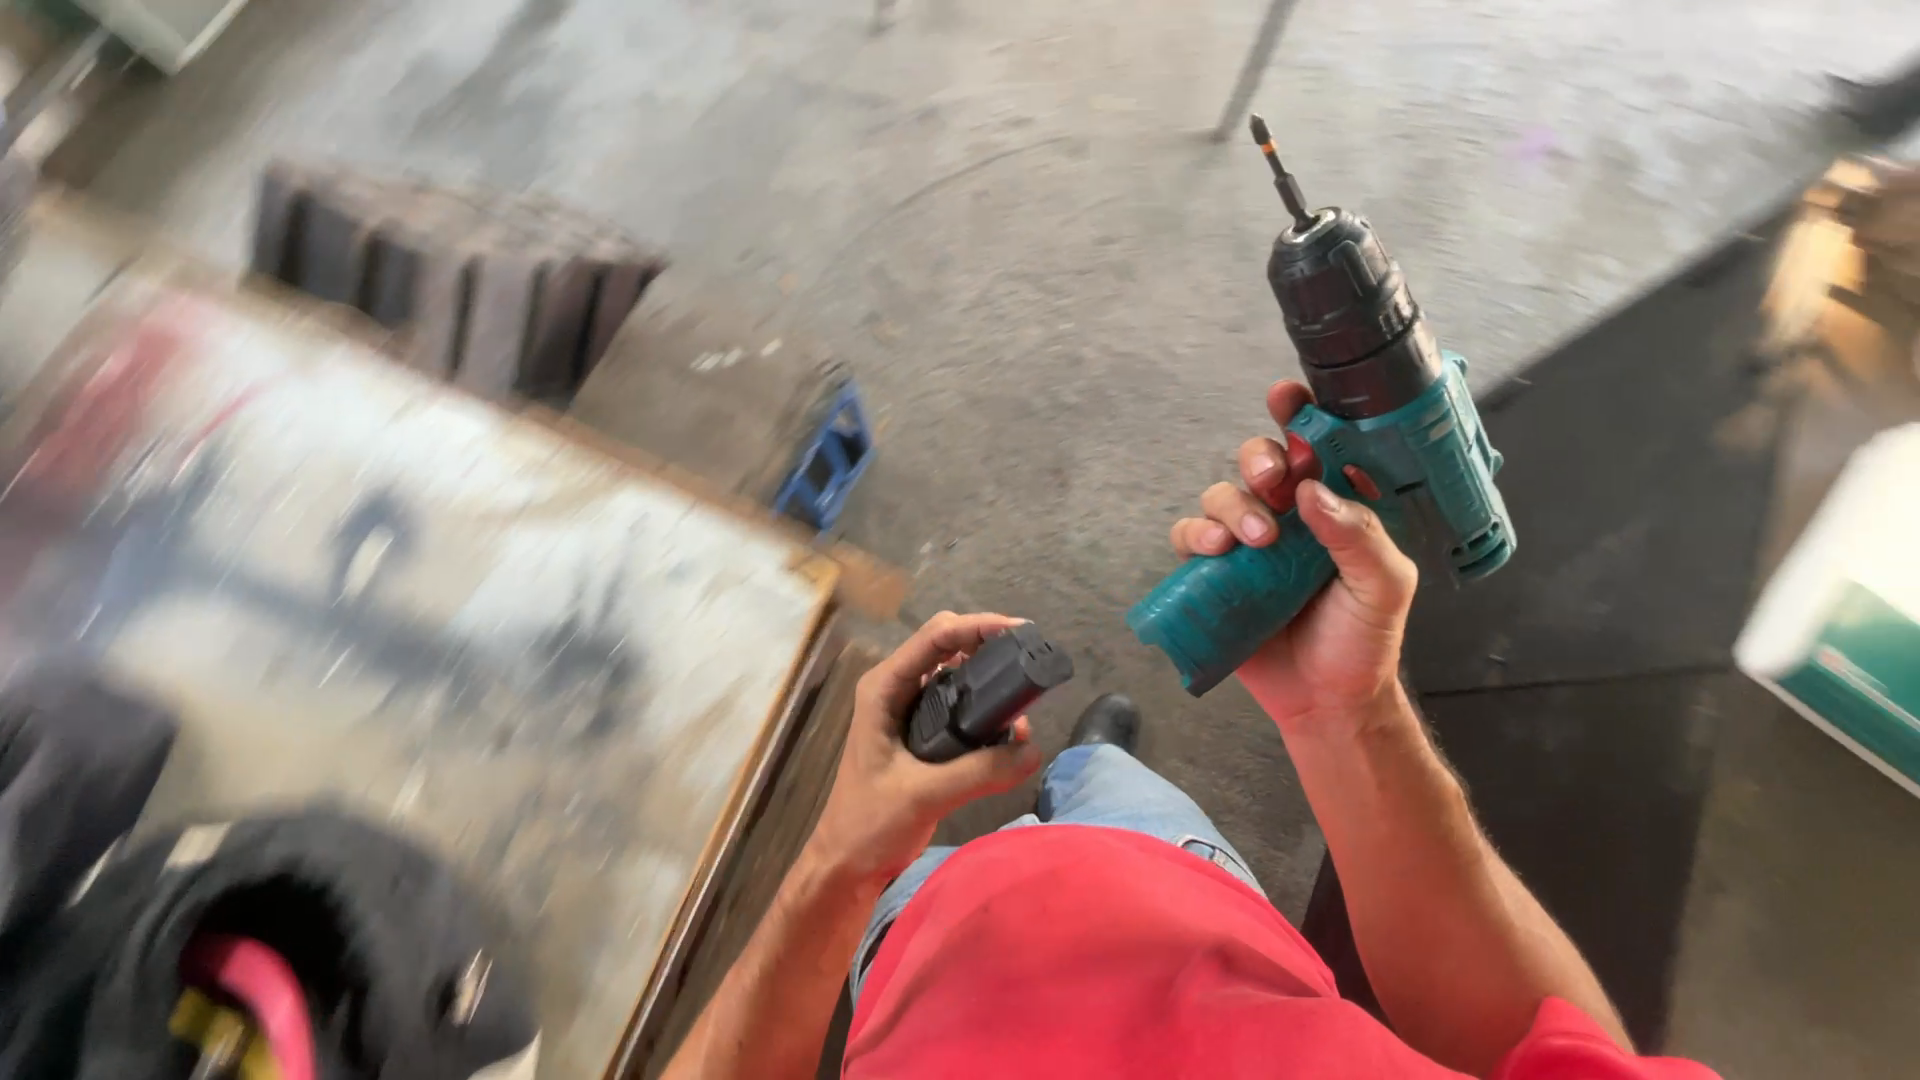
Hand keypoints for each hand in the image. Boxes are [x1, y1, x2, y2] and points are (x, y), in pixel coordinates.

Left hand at [806, 612, 1044, 887]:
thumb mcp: (924, 795)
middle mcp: (896, 688)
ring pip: (956, 672)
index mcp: (884, 688)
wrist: (847, 862)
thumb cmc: (869, 823)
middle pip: (947, 645)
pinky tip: (1012, 726)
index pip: (934, 638)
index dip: (976, 626)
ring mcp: (909, 708)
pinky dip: (986, 706)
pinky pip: (960, 703)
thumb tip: (1033, 749)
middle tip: (1028, 658)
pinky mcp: (923, 732)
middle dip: (988, 644)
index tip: (1018, 631)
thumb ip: (978, 772)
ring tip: (1026, 694)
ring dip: (990, 676)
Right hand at [1168, 380, 1418, 733]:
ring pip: (1220, 495)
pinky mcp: (1214, 573)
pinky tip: (1213, 550)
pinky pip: (1190, 537)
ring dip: (1230, 505)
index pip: (1316, 450)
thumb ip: (1358, 536)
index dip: (1300, 417)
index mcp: (1333, 511)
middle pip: (1258, 462)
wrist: (1323, 701)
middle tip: (1272, 482)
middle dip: (1258, 460)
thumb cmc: (1360, 641)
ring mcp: (1247, 545)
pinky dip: (1195, 534)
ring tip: (1249, 541)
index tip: (1286, 398)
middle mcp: (1287, 519)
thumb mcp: (1384, 586)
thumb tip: (1312, 494)